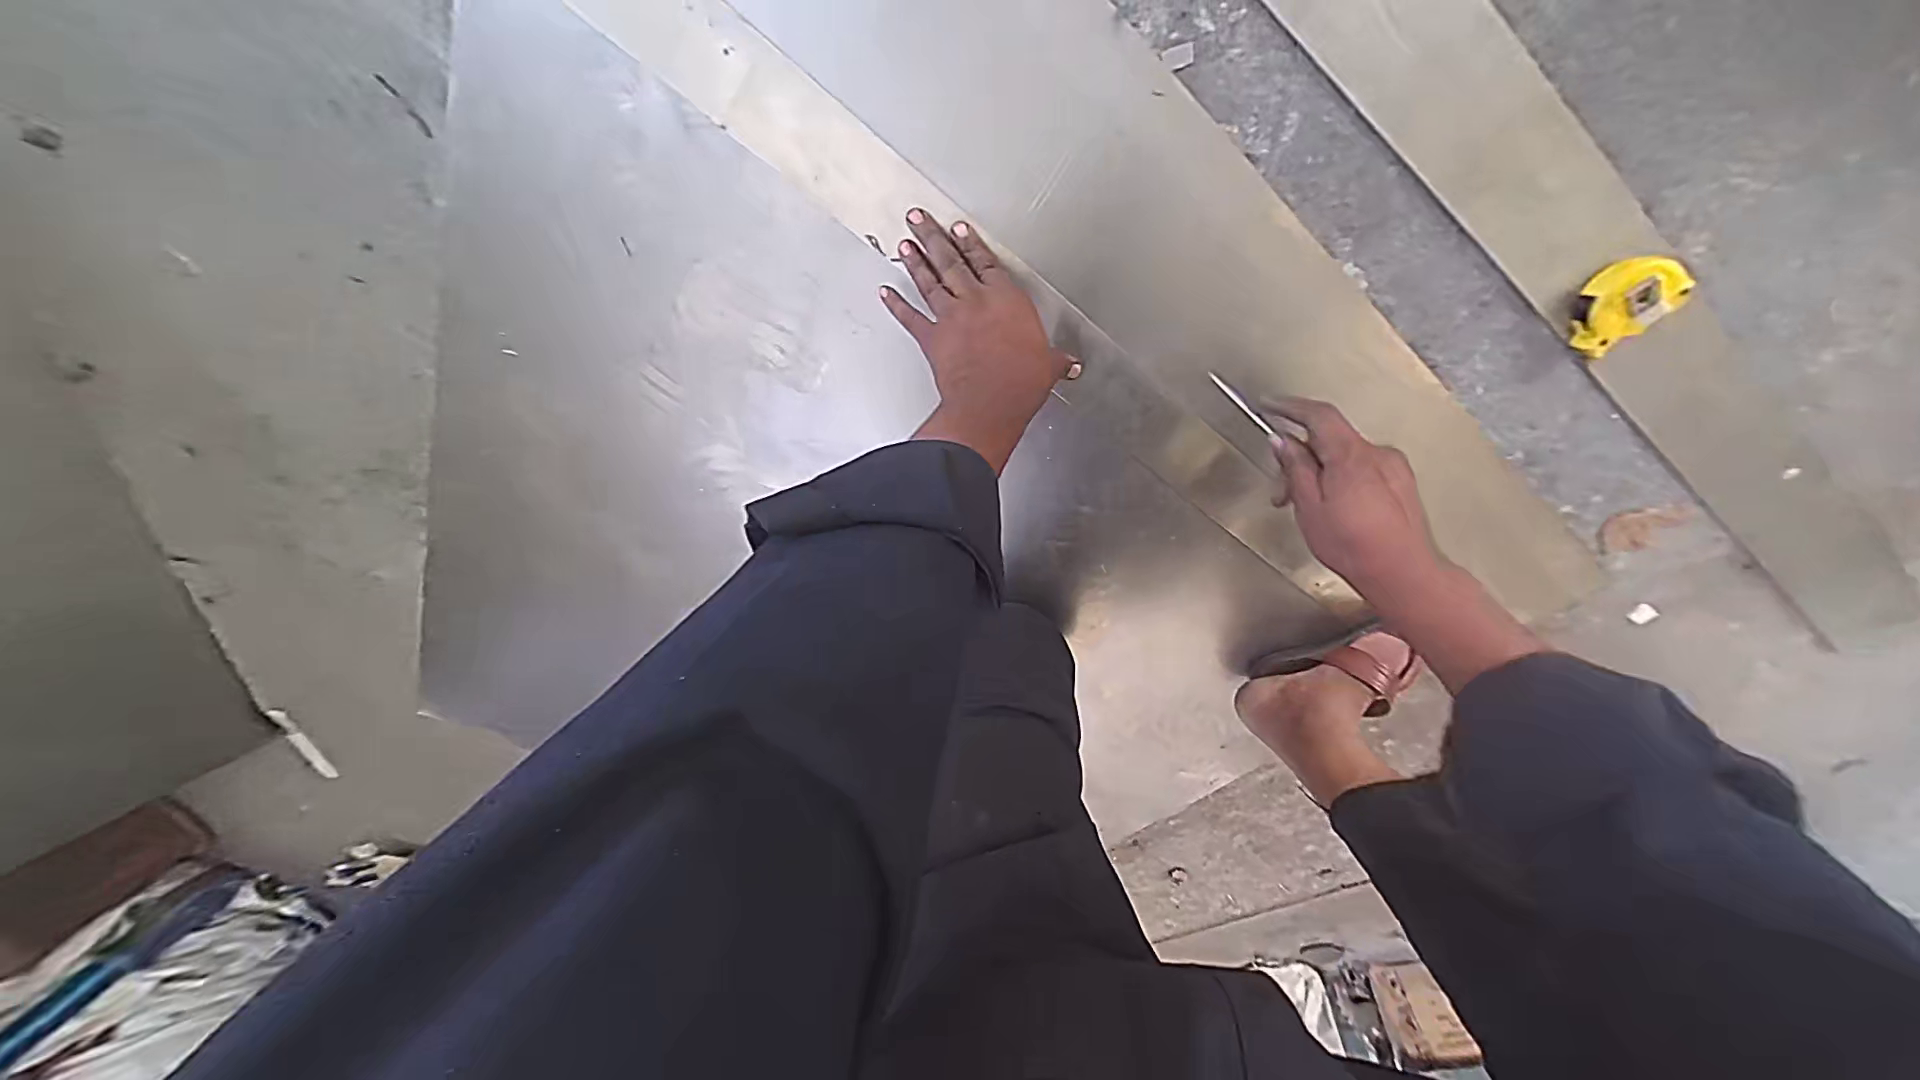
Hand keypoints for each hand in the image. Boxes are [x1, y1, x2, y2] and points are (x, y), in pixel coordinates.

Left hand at [881, 208, 1073, 472]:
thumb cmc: (1018, 383)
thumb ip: (1055, 360)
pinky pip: (910, 317)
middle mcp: (975, 301)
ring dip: (915, 261)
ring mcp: (951, 318)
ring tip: (905, 244)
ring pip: (929, 281)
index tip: (960, 229)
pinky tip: (887, 293)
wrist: (990, 403)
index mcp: (1006, 299)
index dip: (971, 243)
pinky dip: (896, 305)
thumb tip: (1068, 364)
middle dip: (933, 237)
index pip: (987, 262)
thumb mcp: (1047, 366)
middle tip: (919, 219)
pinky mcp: (932, 339)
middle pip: (951, 261)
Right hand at [1264, 396, 1447, 598]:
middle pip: (1329, 438)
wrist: (1403, 572)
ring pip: (1344, 456)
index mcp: (1350, 455)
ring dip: (1319, 472)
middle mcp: (1376, 453)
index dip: (1290, 407)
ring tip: (1306, 507)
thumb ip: (1295, 469)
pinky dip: (1340, 478)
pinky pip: (1362, 467)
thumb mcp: (1309, 507)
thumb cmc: (1353, 546)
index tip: (1270, 405)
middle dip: (1300, 457)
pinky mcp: (1400, 482)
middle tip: (1280, 490)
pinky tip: (1333, 508)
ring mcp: (1392, 466)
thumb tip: (1283, 442)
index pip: (1318, 415)